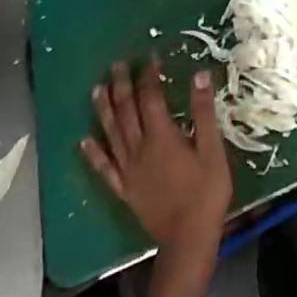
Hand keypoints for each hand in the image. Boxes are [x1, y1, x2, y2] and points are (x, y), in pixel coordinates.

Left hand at [81, 58, 231, 254]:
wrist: (188, 238)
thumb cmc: (206, 192)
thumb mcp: (212, 149)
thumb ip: (203, 112)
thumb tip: (199, 76)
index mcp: (161, 137)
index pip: (150, 97)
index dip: (148, 75)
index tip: (149, 57)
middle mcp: (139, 149)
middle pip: (126, 111)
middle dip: (121, 85)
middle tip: (116, 65)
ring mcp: (128, 170)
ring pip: (111, 134)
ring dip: (103, 110)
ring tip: (96, 89)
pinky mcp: (125, 189)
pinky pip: (104, 168)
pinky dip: (93, 153)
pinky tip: (84, 141)